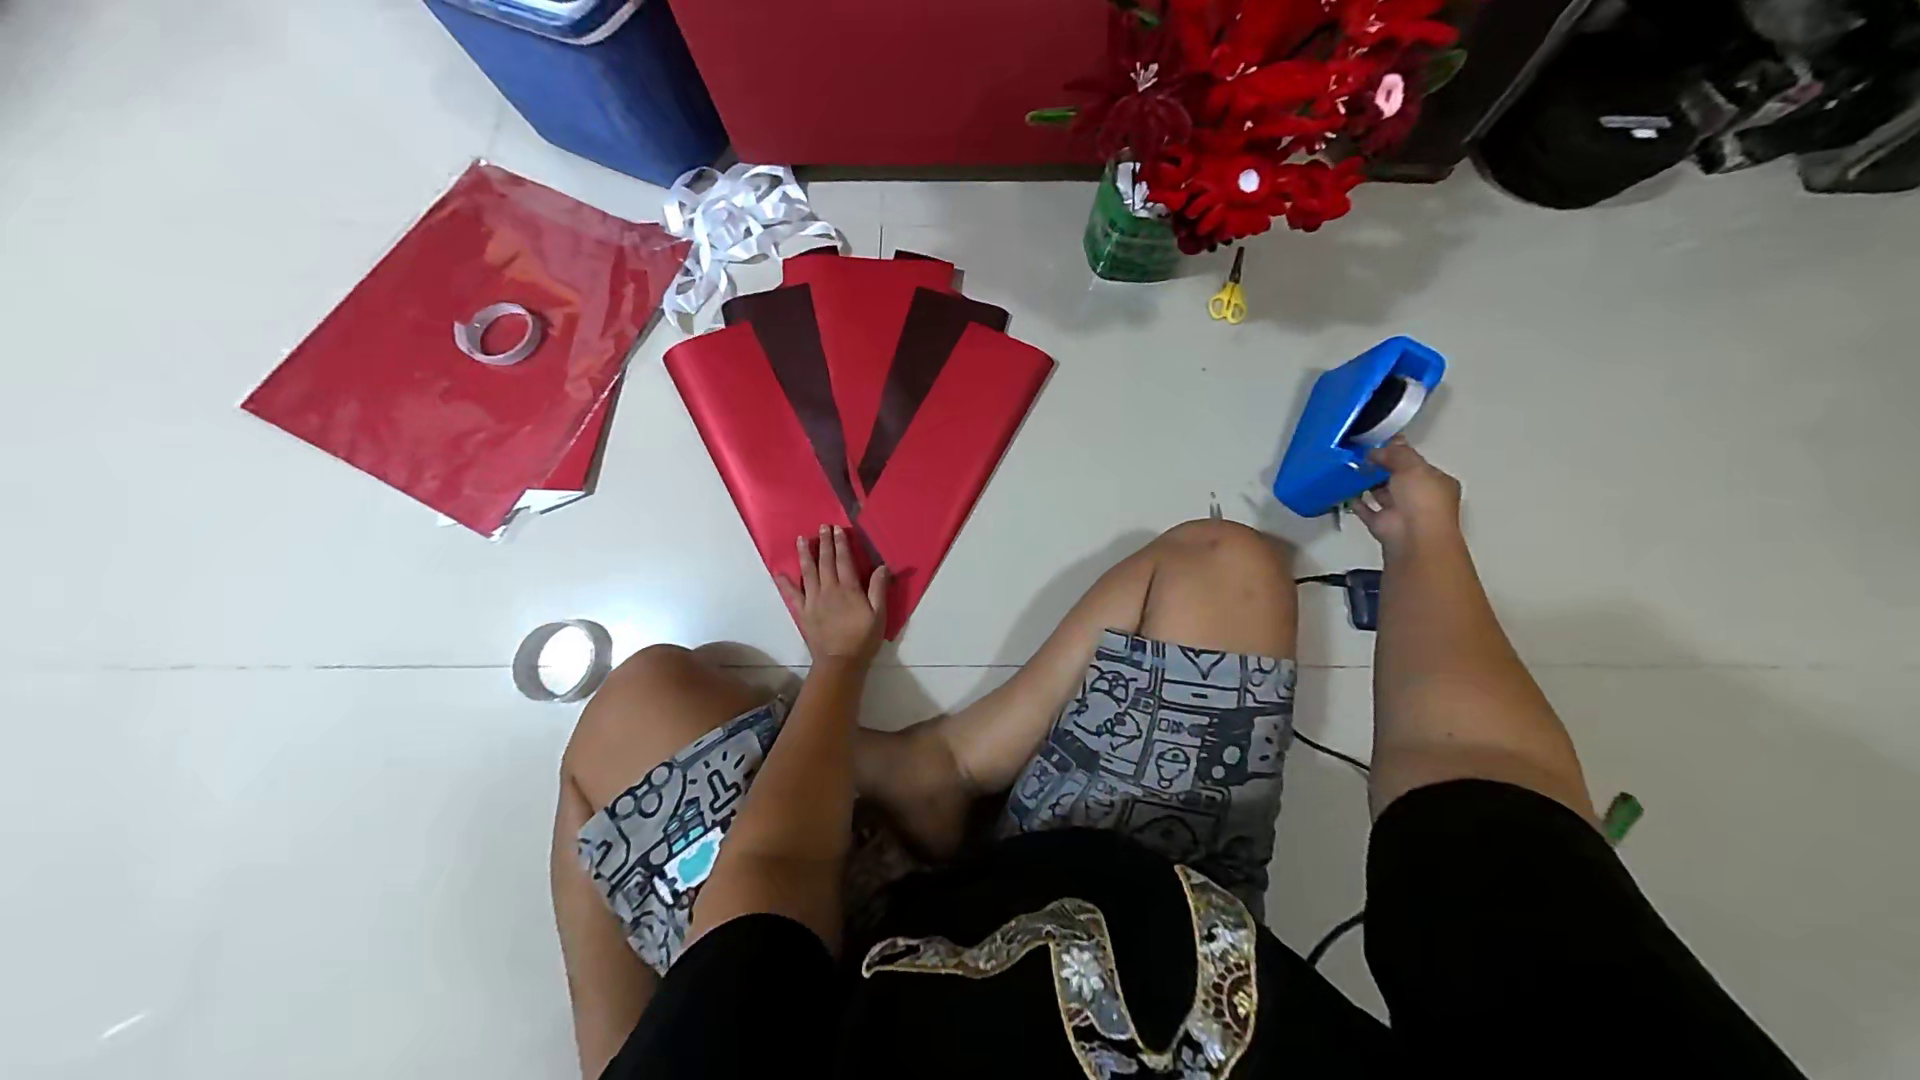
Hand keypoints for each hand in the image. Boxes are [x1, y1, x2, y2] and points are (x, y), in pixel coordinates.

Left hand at [776, 525, 888, 664]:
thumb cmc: (863, 639)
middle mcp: (828, 589)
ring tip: (801, 539)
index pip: (844, 560)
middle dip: (824, 543)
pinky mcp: (803, 612)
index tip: (838, 529)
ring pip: (808, 572)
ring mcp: (813, 600)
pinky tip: (778, 573)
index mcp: (848, 589)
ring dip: (804, 554)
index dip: (841, 543)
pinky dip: (784, 583)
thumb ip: (879, 589)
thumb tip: (882, 566)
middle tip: (822, 527)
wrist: (840, 662)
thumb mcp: (879, 614)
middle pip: (825, 561)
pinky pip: (792, 594)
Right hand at [1352, 437, 1462, 557]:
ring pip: (1381, 493)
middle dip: (1380, 467)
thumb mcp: (1412, 467)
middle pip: (1397, 478)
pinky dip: (1355, 500)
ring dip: (1367, 483)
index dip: (1398, 453)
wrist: (1413, 536)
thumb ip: (1395, 454)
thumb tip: (1378, 448)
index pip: (1416, 464)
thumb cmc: (1421, 498)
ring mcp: (1400, 512)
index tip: (1378, 444)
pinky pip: (1366, 509)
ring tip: (1348, 467)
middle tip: (1358, 454)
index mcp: (1436, 482)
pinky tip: (1344, 489)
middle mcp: (1420, 497)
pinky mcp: (1382, 524)